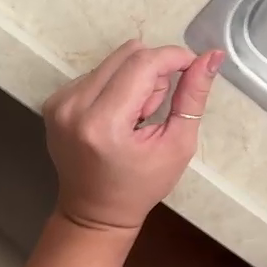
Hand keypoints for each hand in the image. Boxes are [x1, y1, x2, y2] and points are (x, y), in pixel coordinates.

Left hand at [40, 40, 223, 231]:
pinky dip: (117, 86)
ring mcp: (60, 101)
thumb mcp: (178, 145)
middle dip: (155, 71)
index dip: (174, 57)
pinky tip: (119, 117)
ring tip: (137, 117)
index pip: (143, 64)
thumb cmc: (142, 185)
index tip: (193, 67)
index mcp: (104, 123)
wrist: (94, 212)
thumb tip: (212, 57)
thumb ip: (193, 97)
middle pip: (127, 54)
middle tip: (158, 107)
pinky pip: (97, 73)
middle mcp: (74, 106)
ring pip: (113, 61)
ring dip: (135, 79)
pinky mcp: (54, 100)